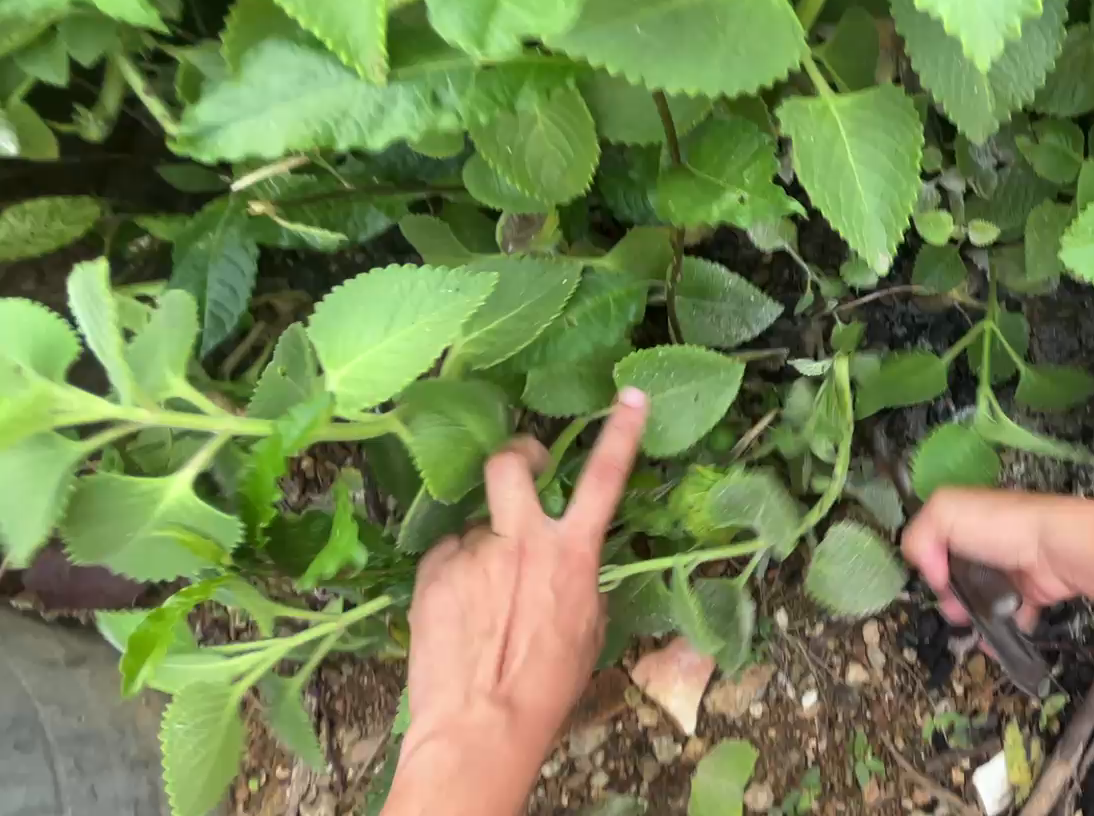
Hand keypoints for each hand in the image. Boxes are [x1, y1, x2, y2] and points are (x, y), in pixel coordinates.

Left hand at [387, 389, 648, 815]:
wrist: (481, 730)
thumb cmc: (552, 680)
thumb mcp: (590, 620)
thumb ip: (580, 574)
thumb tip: (567, 559)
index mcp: (572, 551)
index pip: (605, 475)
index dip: (622, 430)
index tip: (631, 395)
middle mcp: (522, 541)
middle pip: (510, 466)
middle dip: (519, 455)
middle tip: (525, 464)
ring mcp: (472, 557)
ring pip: (478, 527)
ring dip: (486, 547)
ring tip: (484, 594)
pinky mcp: (430, 579)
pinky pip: (448, 557)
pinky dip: (456, 572)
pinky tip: (460, 609)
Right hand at [900, 488, 1093, 629]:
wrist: (1058, 548)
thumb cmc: (1000, 527)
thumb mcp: (945, 512)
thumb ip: (919, 536)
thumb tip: (931, 572)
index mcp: (965, 515)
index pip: (934, 541)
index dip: (928, 562)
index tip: (936, 578)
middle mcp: (986, 539)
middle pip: (954, 574)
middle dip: (949, 596)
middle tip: (955, 608)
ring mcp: (1007, 567)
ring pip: (978, 598)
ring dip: (972, 617)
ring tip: (976, 625)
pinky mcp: (1026, 592)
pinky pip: (1005, 617)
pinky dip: (998, 630)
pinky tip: (993, 639)